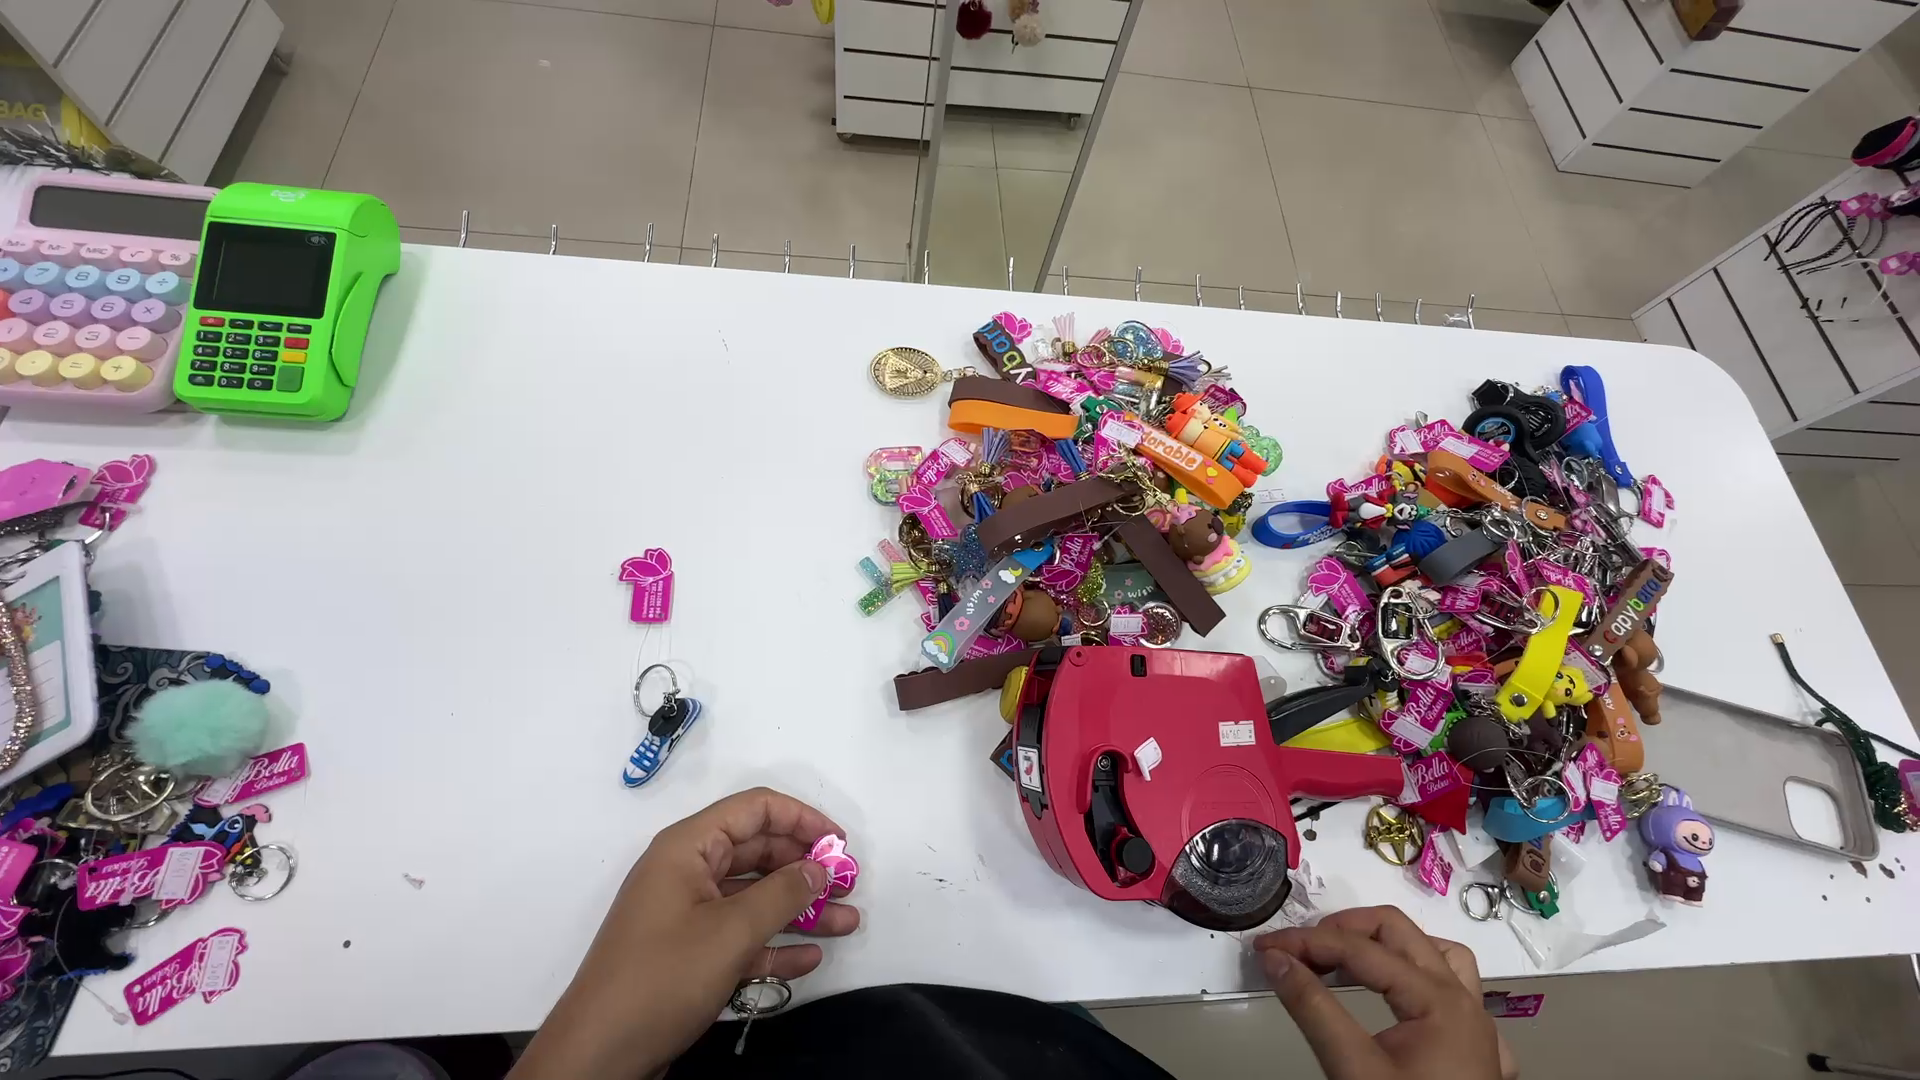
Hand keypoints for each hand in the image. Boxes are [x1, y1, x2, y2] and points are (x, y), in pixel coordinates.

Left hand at [514, 788, 858, 1079]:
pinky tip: (809, 958)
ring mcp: (688, 913)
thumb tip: (820, 867)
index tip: (840, 844)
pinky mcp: (689, 953)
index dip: (802, 819)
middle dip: (806, 867)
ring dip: (800, 909)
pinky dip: (774, 943)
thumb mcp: (731, 932)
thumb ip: (783, 894)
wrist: (596, 1059)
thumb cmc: (663, 977)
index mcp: (690, 847)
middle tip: (848, 884)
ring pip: (755, 897)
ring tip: (847, 922)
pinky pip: (741, 935)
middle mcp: (689, 871)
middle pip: (759, 852)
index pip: (756, 809)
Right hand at [1254, 906, 1513, 1079]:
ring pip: (1437, 952)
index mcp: (1438, 1001)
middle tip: (1301, 948)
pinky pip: (1459, 992)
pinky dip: (1422, 979)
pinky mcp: (1478, 1051)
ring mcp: (1478, 1025)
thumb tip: (1274, 959)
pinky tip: (1400, 997)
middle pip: (1397, 931)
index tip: (1266, 948)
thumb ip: (1312, 1006)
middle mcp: (1463, 1001)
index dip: (1306, 942)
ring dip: (1388, 944)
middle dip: (1342, 930)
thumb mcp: (1352, 1068)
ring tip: (1348, 958)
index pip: (1358, 948)